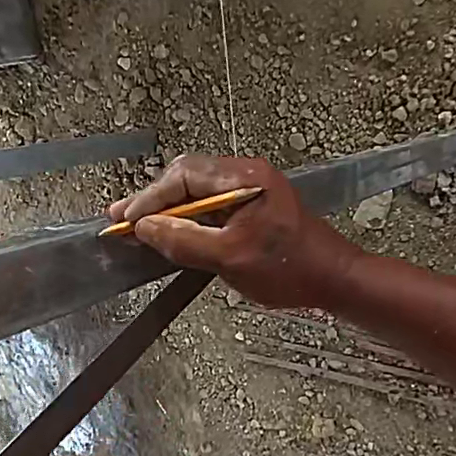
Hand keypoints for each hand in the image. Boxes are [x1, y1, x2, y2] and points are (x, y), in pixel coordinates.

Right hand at [108, 156, 362, 308]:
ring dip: (170, 211)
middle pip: (188, 179)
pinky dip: (190, 220)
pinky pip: (213, 207)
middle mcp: (248, 176)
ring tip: (138, 227)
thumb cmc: (289, 268)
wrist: (333, 279)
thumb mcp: (230, 258)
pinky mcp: (254, 208)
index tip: (126, 220)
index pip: (184, 176)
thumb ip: (184, 241)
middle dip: (155, 201)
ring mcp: (252, 191)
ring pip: (199, 194)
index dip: (150, 199)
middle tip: (122, 219)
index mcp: (245, 178)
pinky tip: (172, 233)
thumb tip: (145, 229)